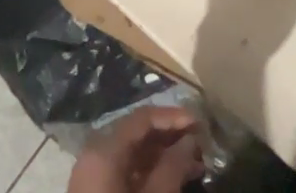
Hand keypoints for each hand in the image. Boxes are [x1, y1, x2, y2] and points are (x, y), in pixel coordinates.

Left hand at [68, 107, 204, 192]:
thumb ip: (173, 166)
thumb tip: (190, 140)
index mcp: (104, 150)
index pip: (143, 118)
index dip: (174, 117)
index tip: (201, 124)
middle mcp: (95, 155)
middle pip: (137, 133)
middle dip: (171, 137)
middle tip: (202, 145)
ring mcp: (93, 176)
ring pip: (133, 153)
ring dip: (164, 155)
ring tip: (196, 165)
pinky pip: (126, 171)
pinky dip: (151, 171)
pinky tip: (176, 179)